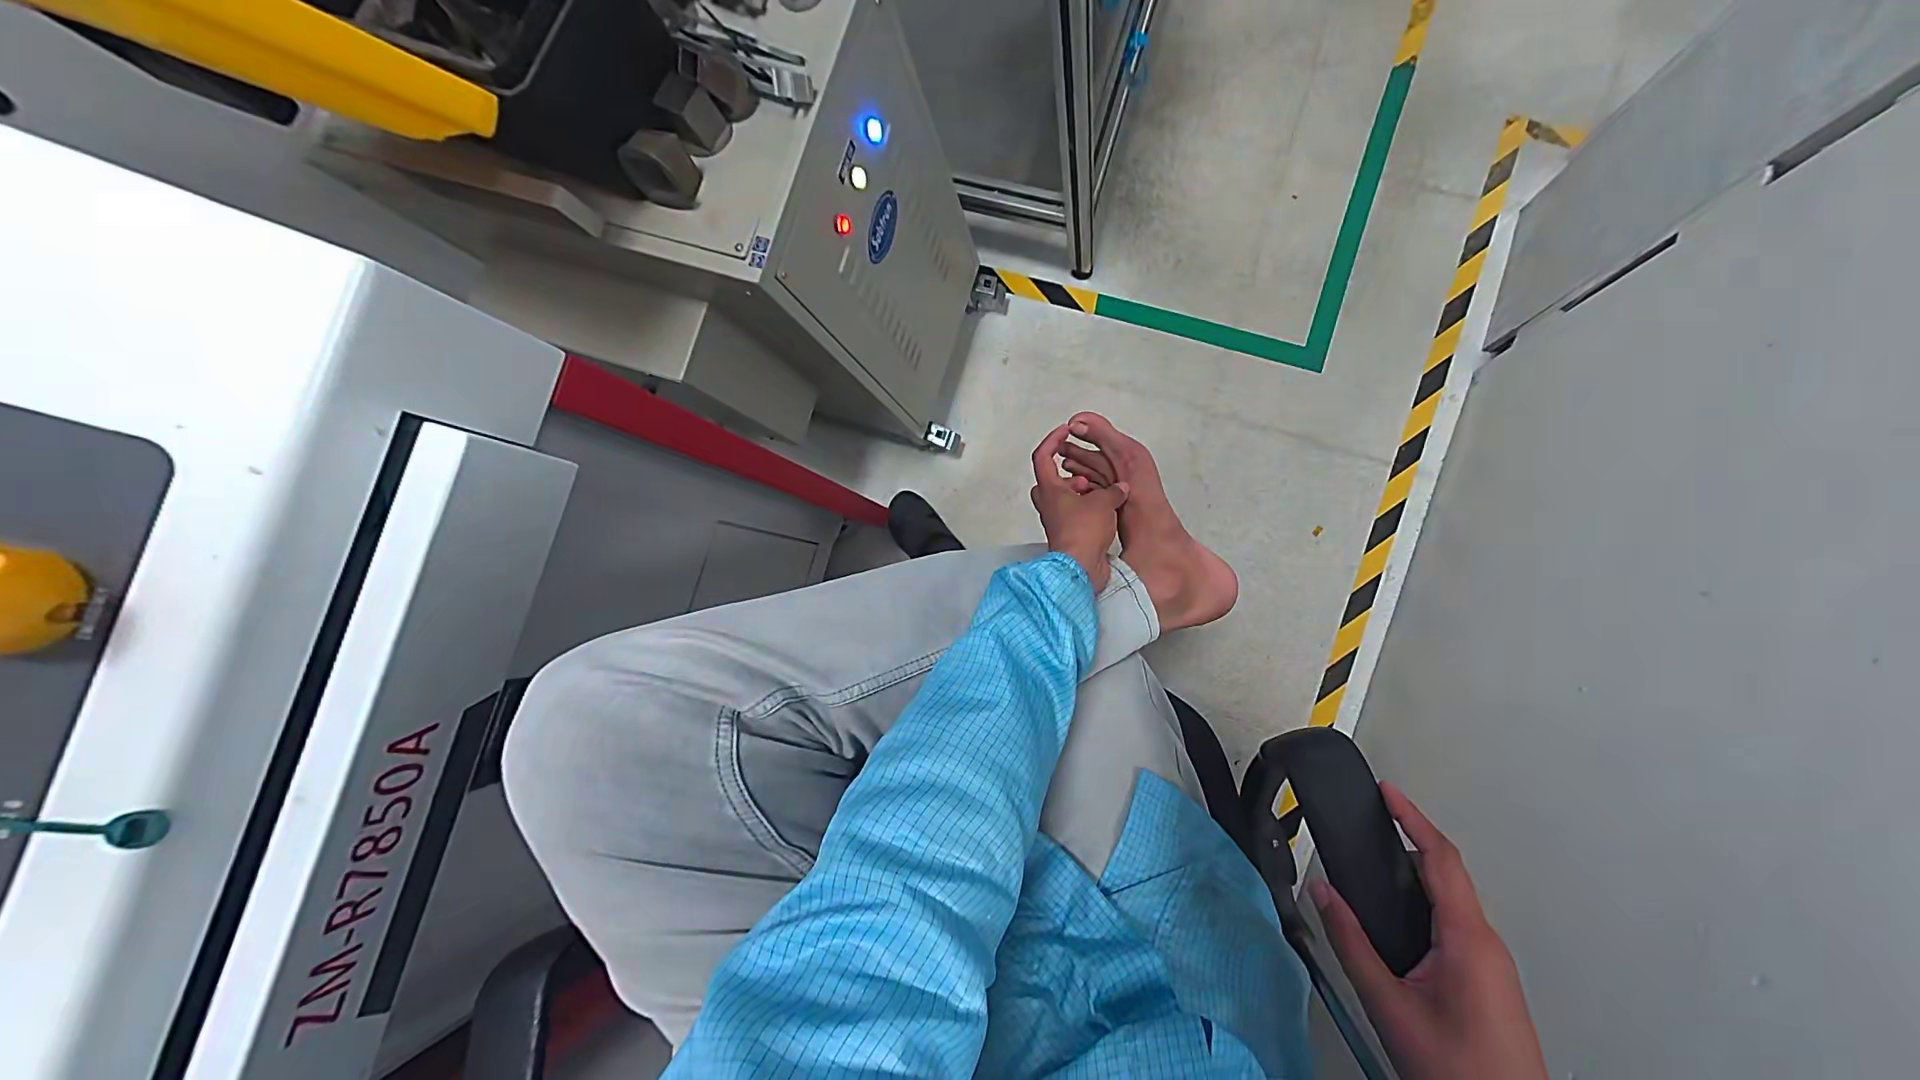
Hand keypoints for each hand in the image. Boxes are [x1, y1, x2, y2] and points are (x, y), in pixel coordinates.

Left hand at [1031, 424, 1127, 590]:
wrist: (1080, 567)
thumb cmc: (1084, 532)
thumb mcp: (1104, 502)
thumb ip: (1113, 490)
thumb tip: (1120, 488)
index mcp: (1049, 489)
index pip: (1042, 456)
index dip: (1052, 440)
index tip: (1065, 431)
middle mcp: (1048, 504)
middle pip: (1051, 479)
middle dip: (1070, 473)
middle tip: (1086, 472)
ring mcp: (1056, 520)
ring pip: (1064, 498)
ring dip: (1081, 491)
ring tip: (1102, 491)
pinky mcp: (1067, 534)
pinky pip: (1074, 514)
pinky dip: (1087, 508)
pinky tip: (1106, 509)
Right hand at [1309, 783, 1547, 1079]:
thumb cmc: (1461, 1071)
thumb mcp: (1388, 1002)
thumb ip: (1351, 943)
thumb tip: (1324, 894)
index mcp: (1468, 940)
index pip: (1441, 858)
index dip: (1412, 817)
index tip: (1389, 792)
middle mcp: (1487, 946)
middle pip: (1450, 871)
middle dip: (1413, 835)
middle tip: (1382, 813)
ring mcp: (1492, 964)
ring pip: (1454, 897)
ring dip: (1421, 867)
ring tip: (1385, 852)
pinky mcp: (1489, 979)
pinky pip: (1457, 920)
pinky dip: (1428, 895)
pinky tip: (1404, 906)